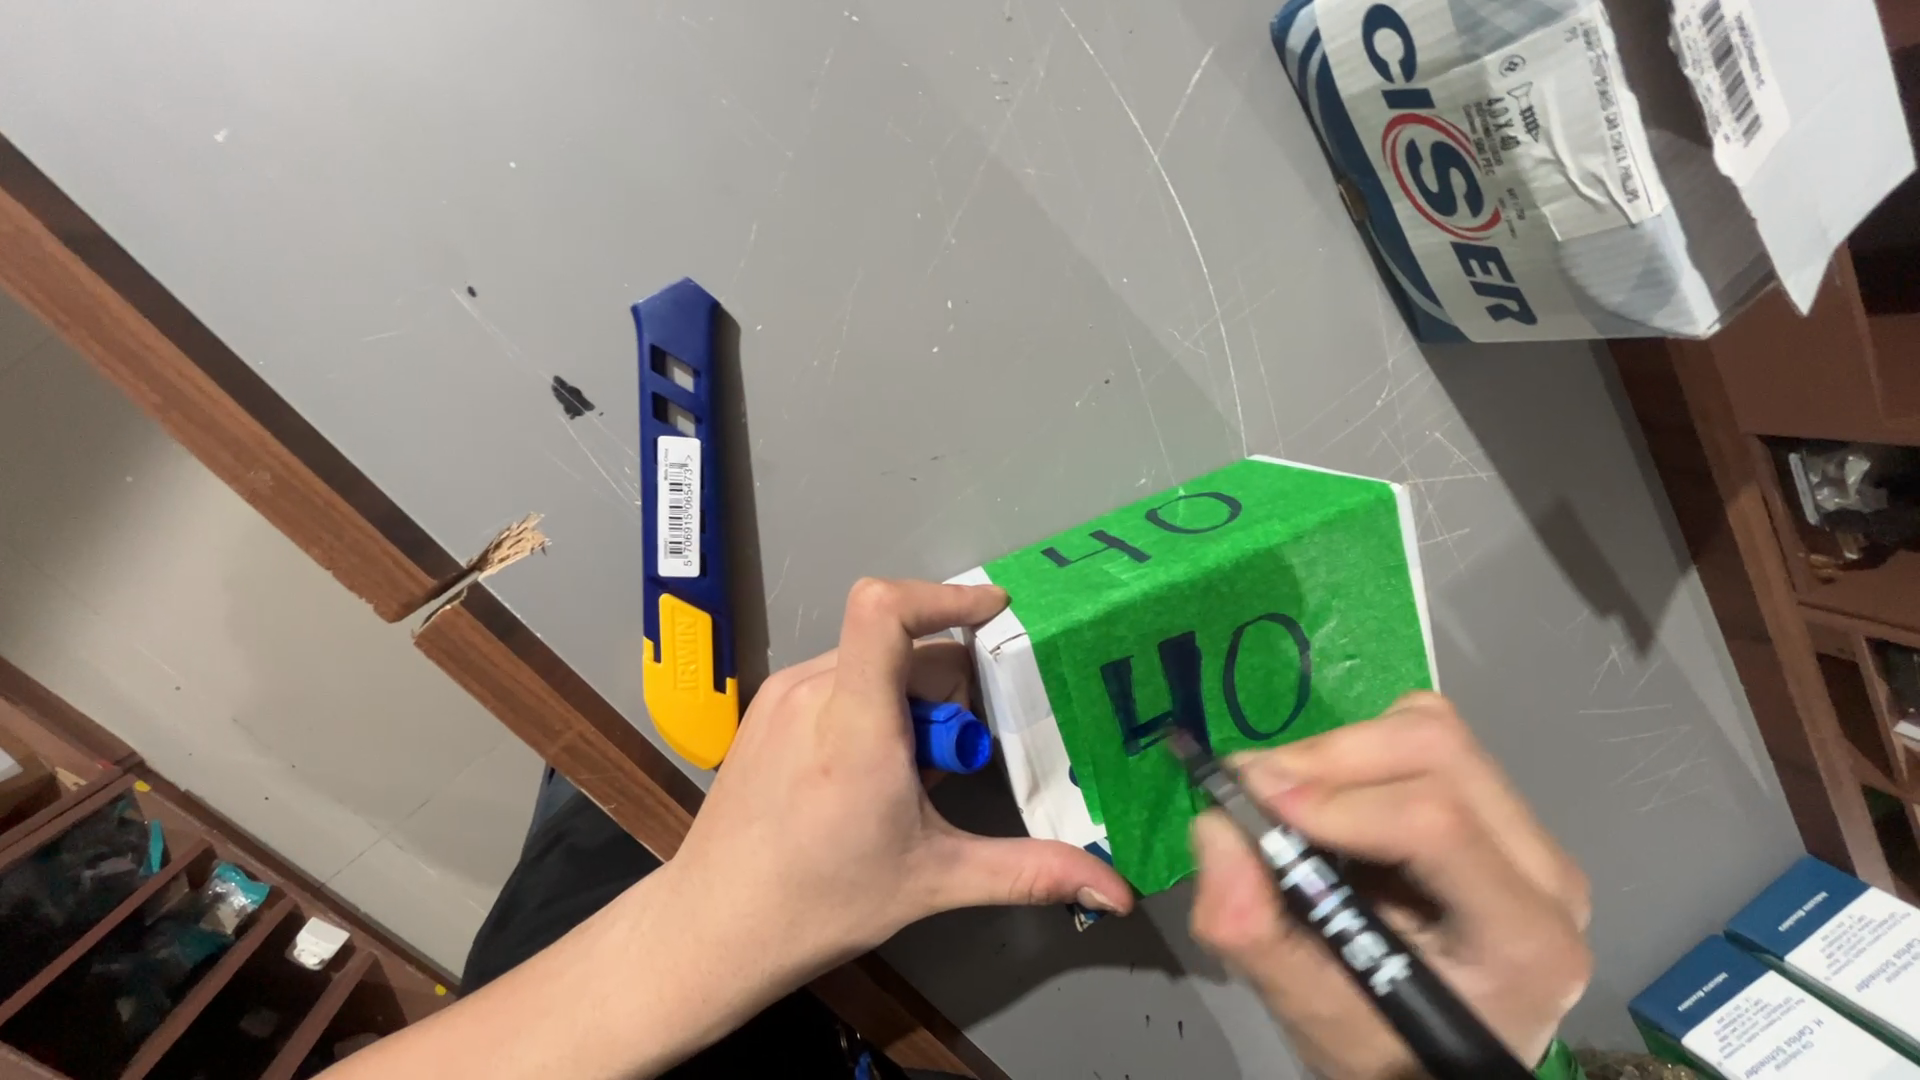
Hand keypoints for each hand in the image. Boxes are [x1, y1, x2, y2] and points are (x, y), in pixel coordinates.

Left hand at [670, 578, 1133, 985]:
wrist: (712, 927)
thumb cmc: (820, 903)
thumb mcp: (934, 880)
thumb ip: (1030, 871)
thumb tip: (1116, 890)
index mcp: (855, 723)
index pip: (885, 610)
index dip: (945, 596)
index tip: (995, 613)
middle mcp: (813, 690)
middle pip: (903, 647)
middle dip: (947, 690)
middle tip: (950, 760)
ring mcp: (782, 693)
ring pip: (873, 660)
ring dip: (911, 699)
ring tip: (907, 773)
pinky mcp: (766, 706)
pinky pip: (839, 674)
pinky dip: (874, 701)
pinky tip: (868, 766)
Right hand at [1188, 693, 1591, 1078]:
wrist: (1428, 1048)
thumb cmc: (1379, 1038)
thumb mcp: (1305, 1007)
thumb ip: (1252, 928)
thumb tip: (1214, 825)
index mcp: (1521, 940)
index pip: (1435, 825)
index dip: (1333, 799)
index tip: (1251, 800)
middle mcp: (1543, 872)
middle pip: (1435, 751)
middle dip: (1325, 756)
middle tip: (1252, 785)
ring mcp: (1526, 832)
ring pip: (1429, 727)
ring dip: (1335, 749)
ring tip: (1283, 793)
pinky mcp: (1496, 804)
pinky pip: (1424, 733)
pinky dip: (1356, 748)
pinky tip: (1329, 796)